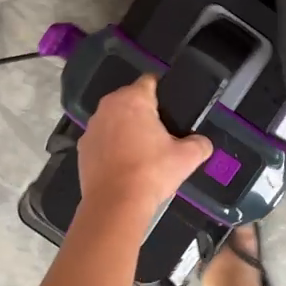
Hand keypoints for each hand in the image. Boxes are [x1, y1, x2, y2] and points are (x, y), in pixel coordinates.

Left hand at [77, 75, 211, 218]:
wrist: (115, 204)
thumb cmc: (151, 173)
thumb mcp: (187, 158)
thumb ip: (200, 144)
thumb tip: (203, 143)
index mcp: (133, 100)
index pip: (150, 81)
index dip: (164, 92)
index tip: (172, 109)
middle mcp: (108, 107)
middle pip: (130, 100)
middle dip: (144, 112)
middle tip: (162, 134)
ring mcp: (91, 127)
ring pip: (114, 120)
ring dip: (126, 129)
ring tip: (142, 152)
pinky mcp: (82, 148)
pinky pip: (103, 140)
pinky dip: (112, 147)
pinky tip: (124, 165)